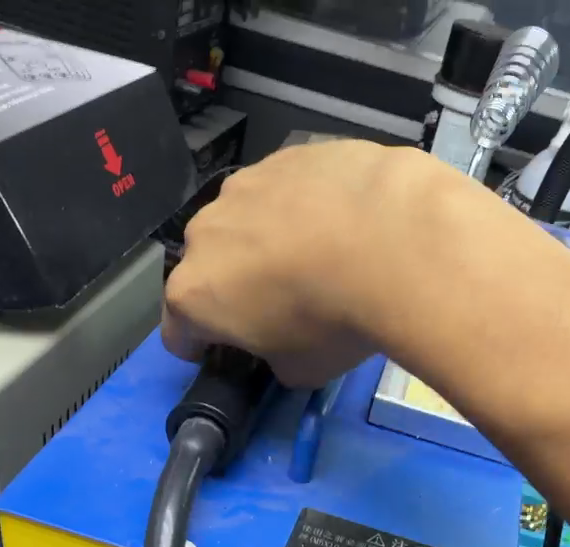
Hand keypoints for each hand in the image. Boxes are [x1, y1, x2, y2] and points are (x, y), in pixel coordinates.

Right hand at [161, 140, 463, 386]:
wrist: (391, 241)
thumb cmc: (334, 320)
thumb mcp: (301, 370)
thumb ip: (275, 361)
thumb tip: (282, 349)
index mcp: (194, 293)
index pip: (178, 330)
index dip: (200, 345)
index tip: (226, 350)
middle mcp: (204, 234)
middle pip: (209, 268)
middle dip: (235, 286)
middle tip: (283, 304)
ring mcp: (243, 185)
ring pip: (244, 222)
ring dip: (266, 240)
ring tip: (319, 256)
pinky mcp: (286, 154)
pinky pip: (285, 189)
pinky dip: (303, 206)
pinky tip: (342, 222)